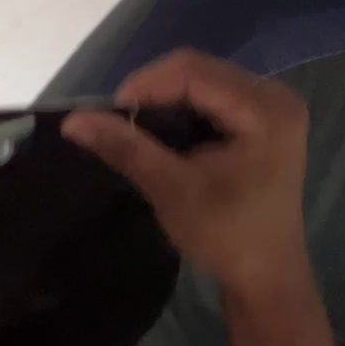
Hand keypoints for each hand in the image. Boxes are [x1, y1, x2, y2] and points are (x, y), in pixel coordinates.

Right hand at [61, 49, 311, 295]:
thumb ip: (125, 147)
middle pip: (193, 69)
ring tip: (136, 129)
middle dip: (149, 92)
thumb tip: (71, 120)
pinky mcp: (259, 116)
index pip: (190, 72)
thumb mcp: (170, 189)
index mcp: (265, 110)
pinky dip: (175, 105)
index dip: (142, 87)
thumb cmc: (226, 234)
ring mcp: (269, 105)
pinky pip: (205, 92)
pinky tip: (162, 132)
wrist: (265, 276)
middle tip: (119, 125)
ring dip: (159, 98)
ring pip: (195, 78)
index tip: (110, 119)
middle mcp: (274, 96)